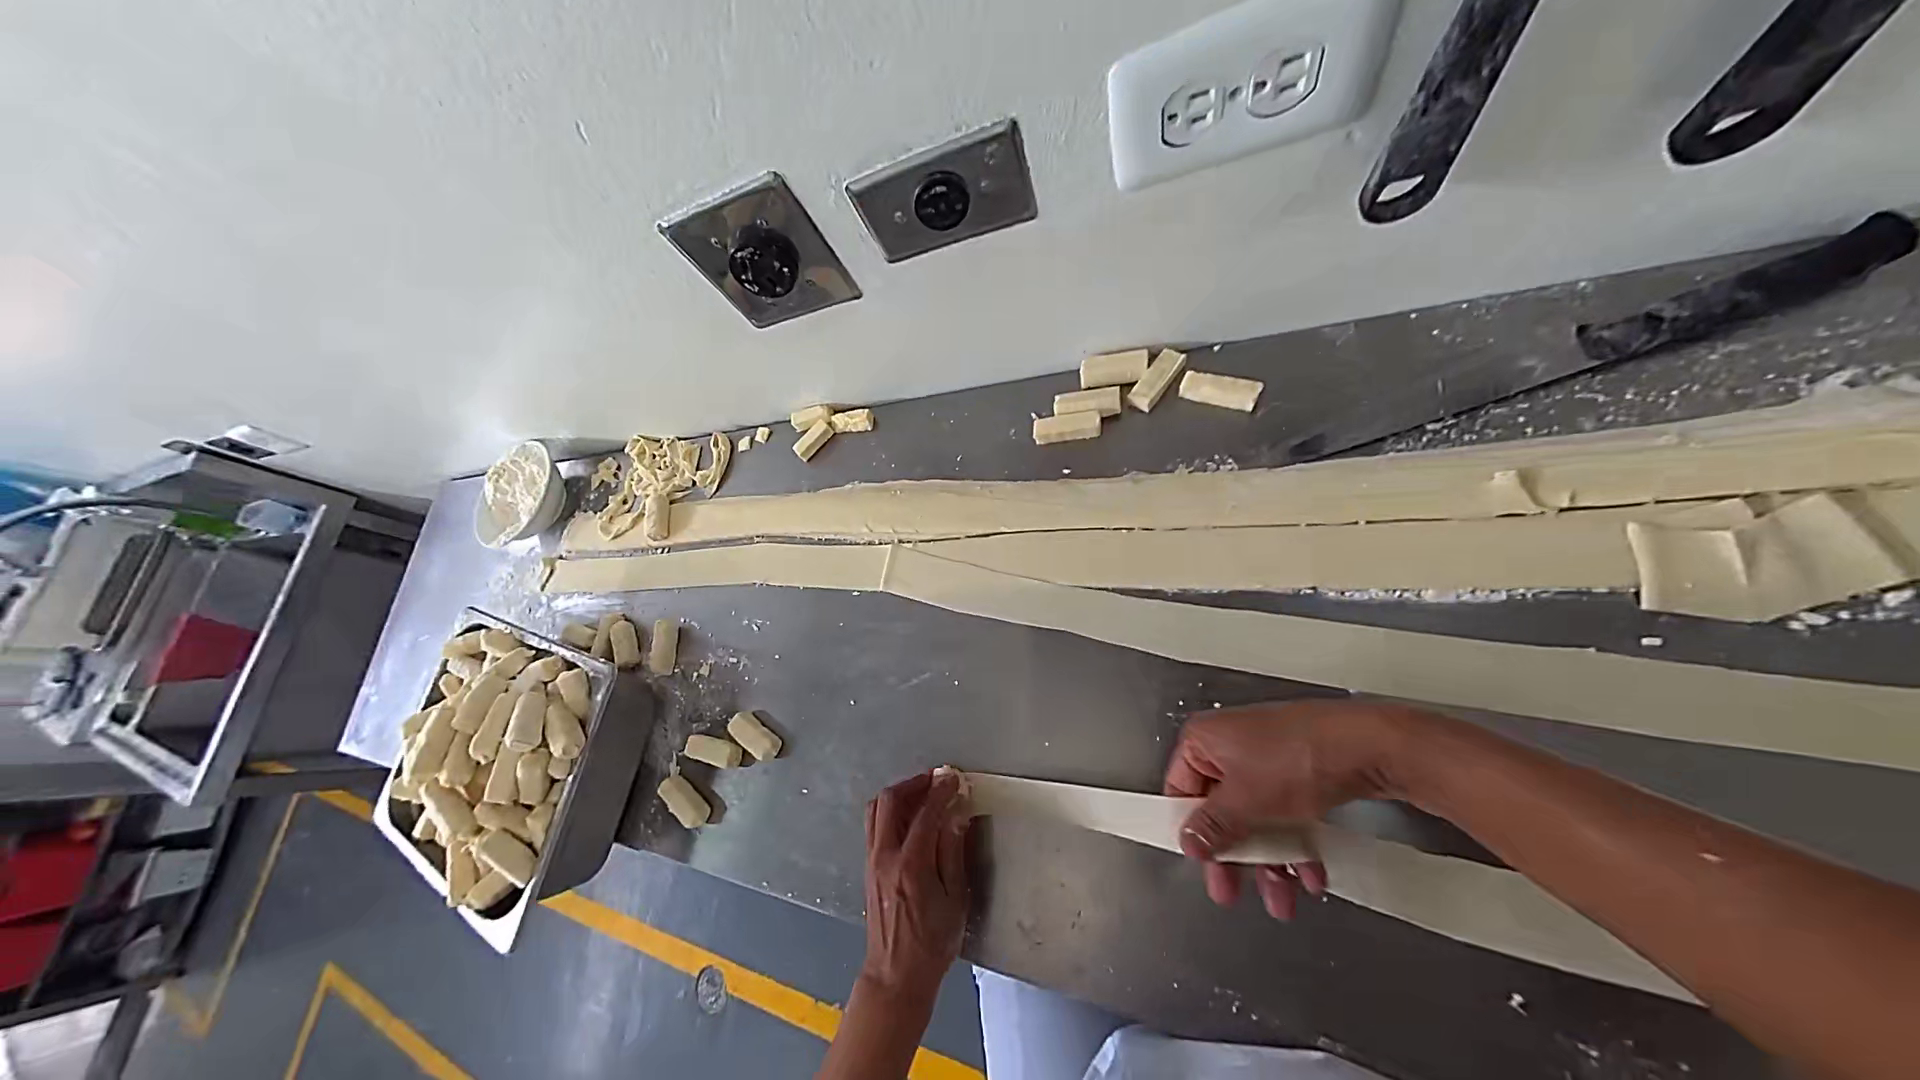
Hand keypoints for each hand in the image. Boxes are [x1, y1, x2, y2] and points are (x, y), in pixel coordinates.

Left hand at [860, 770, 969, 995]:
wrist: (896, 976)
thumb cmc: (931, 944)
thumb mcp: (955, 900)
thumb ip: (953, 852)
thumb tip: (956, 816)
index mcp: (910, 866)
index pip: (925, 813)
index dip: (941, 791)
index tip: (954, 780)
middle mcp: (885, 857)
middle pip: (891, 801)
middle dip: (915, 783)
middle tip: (936, 779)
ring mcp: (872, 861)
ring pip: (877, 810)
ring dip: (900, 794)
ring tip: (922, 792)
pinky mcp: (868, 867)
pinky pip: (874, 825)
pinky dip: (891, 810)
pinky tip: (910, 815)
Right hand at [1164, 700, 1429, 918]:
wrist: (1368, 745)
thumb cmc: (1298, 757)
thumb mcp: (1244, 802)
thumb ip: (1213, 827)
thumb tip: (1190, 841)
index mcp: (1204, 740)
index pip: (1180, 789)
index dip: (1189, 828)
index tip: (1199, 860)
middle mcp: (1230, 744)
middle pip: (1219, 808)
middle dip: (1232, 855)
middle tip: (1231, 889)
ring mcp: (1265, 756)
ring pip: (1255, 816)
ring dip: (1267, 860)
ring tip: (1281, 894)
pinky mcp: (1296, 769)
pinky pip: (1283, 812)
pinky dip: (1292, 842)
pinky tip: (1307, 873)